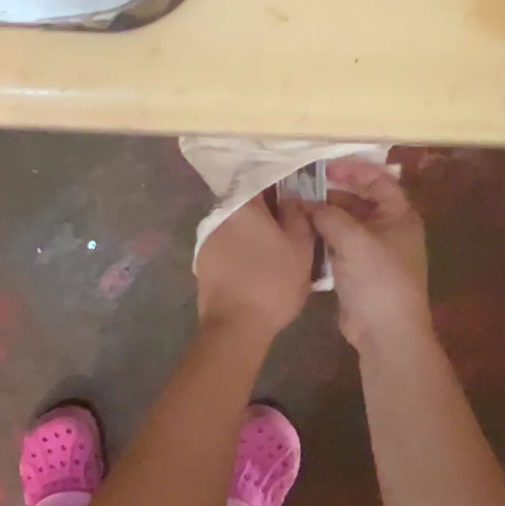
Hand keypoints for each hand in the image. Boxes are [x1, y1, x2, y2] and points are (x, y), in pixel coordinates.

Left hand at [196, 194, 316, 341]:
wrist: (236, 326)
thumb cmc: (273, 281)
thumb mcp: (301, 246)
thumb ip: (298, 214)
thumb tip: (292, 198)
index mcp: (243, 205)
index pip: (261, 179)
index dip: (280, 184)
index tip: (295, 194)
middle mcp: (219, 215)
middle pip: (247, 204)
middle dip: (267, 212)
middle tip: (289, 226)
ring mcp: (207, 240)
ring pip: (237, 226)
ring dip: (253, 233)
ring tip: (275, 250)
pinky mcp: (203, 263)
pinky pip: (227, 246)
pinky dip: (242, 250)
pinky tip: (257, 267)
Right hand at [307, 159, 431, 353]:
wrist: (385, 331)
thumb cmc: (378, 278)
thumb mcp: (354, 238)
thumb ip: (328, 214)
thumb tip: (303, 202)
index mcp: (399, 216)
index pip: (379, 180)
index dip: (354, 170)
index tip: (325, 167)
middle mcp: (388, 229)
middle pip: (359, 201)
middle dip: (331, 193)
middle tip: (301, 186)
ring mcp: (373, 251)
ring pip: (346, 224)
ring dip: (323, 216)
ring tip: (295, 206)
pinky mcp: (357, 270)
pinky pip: (338, 245)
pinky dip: (322, 237)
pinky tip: (300, 232)